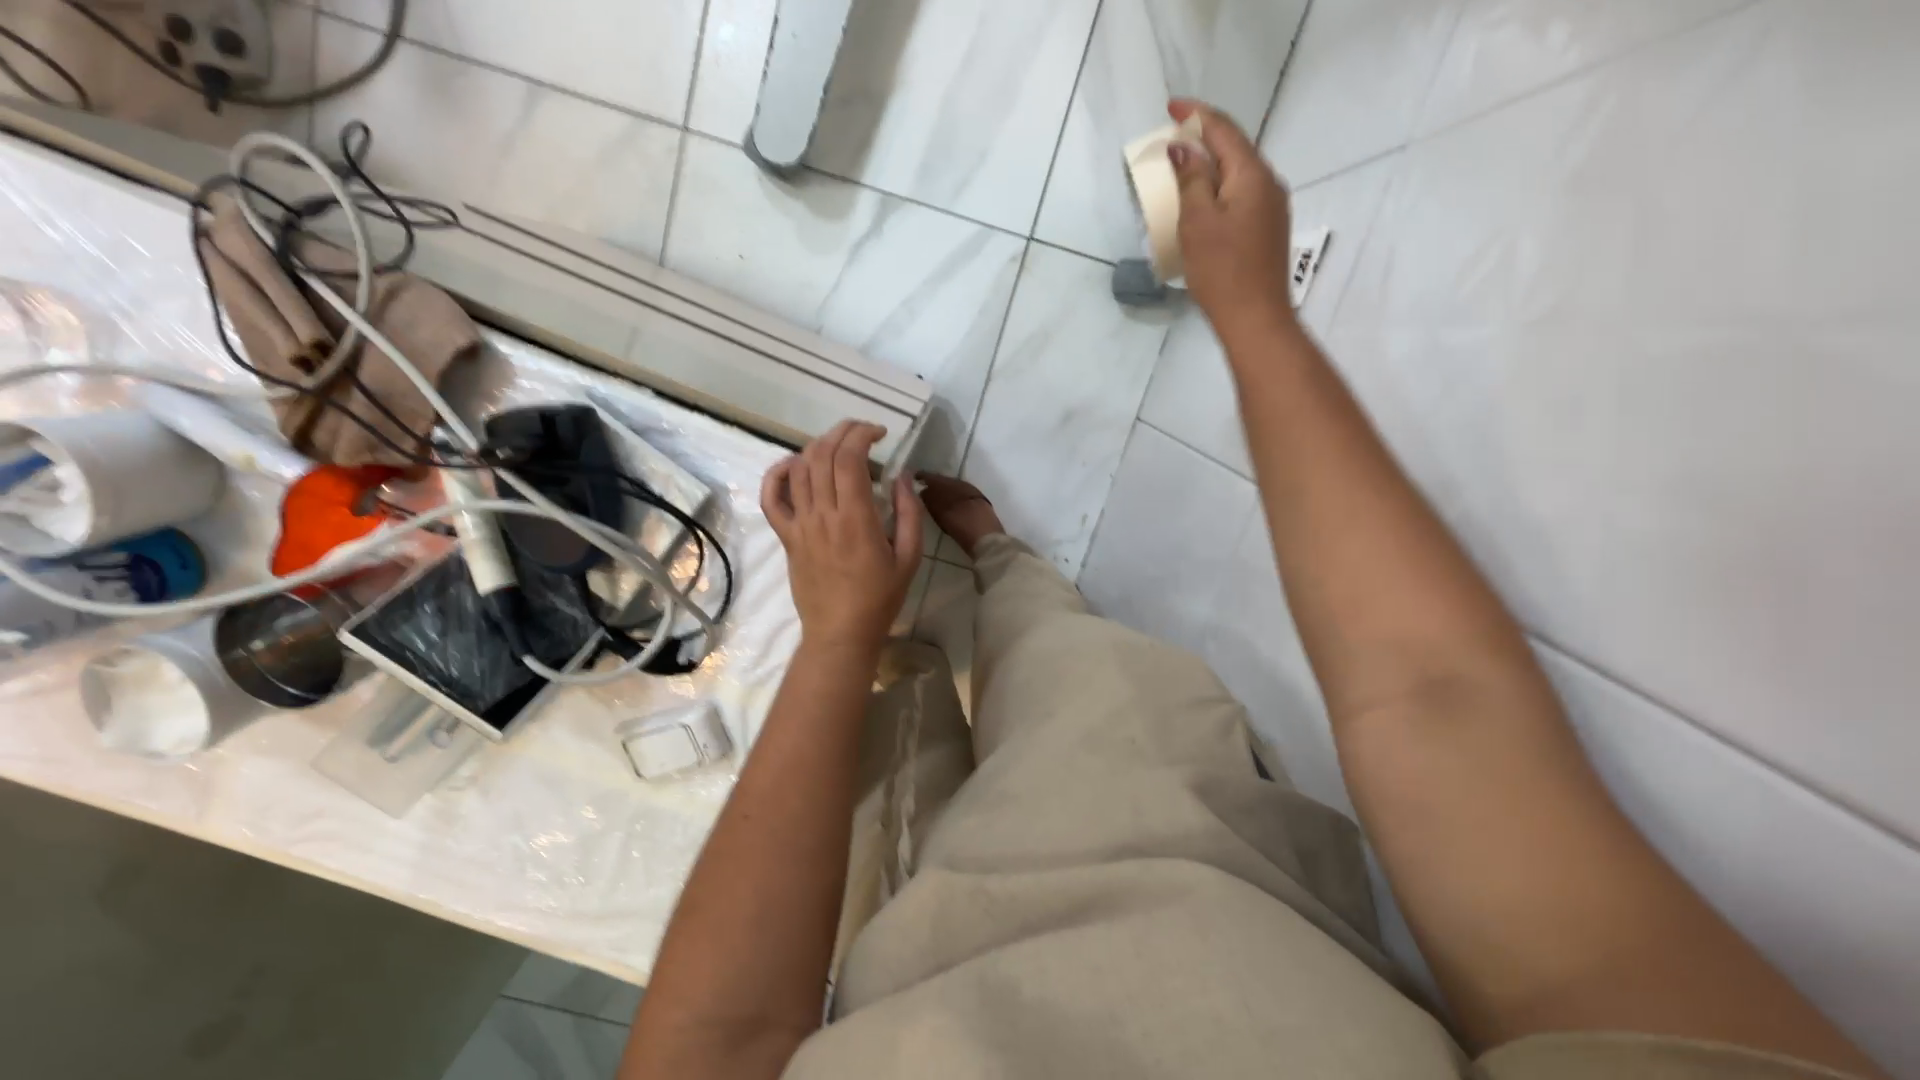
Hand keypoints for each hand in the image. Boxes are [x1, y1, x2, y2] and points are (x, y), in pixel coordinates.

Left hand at [760, 421, 921, 653]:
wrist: (841, 633)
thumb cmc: (880, 598)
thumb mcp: (909, 557)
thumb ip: (910, 513)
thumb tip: (903, 476)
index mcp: (856, 519)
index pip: (849, 458)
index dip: (862, 434)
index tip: (880, 433)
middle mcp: (823, 515)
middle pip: (823, 455)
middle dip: (843, 432)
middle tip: (862, 433)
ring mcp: (800, 525)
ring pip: (799, 469)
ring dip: (817, 446)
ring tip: (838, 445)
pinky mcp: (787, 537)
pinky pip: (771, 499)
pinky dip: (777, 474)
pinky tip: (794, 464)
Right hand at [1167, 99, 1298, 338]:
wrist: (1255, 318)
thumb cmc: (1222, 270)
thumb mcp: (1197, 222)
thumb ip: (1191, 180)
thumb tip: (1183, 149)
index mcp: (1252, 175)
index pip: (1223, 131)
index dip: (1196, 115)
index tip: (1171, 107)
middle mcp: (1269, 184)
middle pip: (1234, 149)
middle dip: (1203, 138)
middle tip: (1171, 136)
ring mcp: (1272, 208)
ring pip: (1238, 172)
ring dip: (1210, 164)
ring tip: (1181, 166)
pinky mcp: (1267, 229)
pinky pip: (1241, 194)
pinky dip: (1219, 187)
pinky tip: (1202, 198)